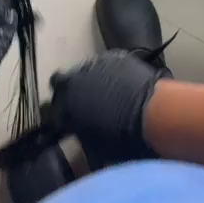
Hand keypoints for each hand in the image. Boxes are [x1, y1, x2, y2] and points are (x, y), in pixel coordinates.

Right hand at [50, 50, 164, 168]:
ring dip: (89, 80)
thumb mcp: (93, 147)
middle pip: (60, 81)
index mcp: (65, 102)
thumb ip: (80, 136)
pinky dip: (110, 73)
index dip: (60, 114)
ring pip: (84, 70)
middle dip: (68, 90)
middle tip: (81, 103)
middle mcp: (74, 78)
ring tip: (105, 94)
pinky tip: (121, 84)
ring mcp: (94, 63)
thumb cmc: (121, 139)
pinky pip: (106, 64)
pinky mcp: (115, 55)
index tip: (67, 121)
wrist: (151, 113)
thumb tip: (79, 136)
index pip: (52, 108)